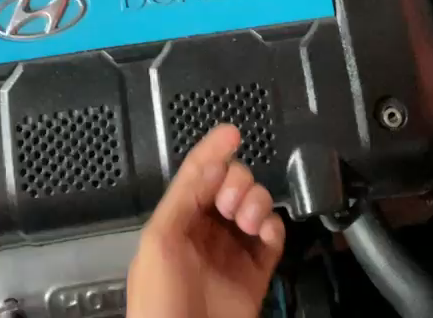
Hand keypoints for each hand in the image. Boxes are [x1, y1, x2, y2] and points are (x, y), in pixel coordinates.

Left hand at [128, 124, 285, 317]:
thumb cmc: (160, 302)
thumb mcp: (159, 243)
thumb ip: (185, 196)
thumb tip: (214, 160)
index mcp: (175, 221)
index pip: (197, 174)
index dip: (214, 151)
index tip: (233, 132)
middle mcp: (204, 232)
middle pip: (228, 185)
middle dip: (236, 181)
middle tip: (231, 201)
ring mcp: (231, 253)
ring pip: (252, 207)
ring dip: (255, 202)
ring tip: (248, 220)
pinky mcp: (256, 275)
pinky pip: (271, 240)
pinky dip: (272, 228)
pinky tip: (265, 233)